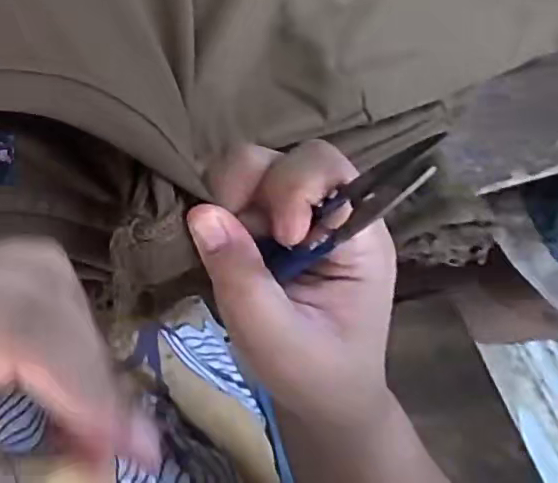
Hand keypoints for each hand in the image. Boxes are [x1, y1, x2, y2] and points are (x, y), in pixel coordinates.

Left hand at [0, 239, 158, 482]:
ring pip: (40, 268)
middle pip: (42, 286)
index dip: (87, 387)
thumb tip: (109, 464)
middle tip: (118, 442)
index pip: (24, 333)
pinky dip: (57, 318)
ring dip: (79, 335)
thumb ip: (22, 475)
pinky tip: (63, 375)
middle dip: (90, 361)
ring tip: (93, 411)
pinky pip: (21, 273)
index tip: (135, 449)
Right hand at [187, 142, 396, 424]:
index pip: (327, 167)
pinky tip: (222, 240)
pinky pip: (232, 183)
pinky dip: (217, 202)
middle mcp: (327, 208)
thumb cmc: (312, 373)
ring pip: (252, 163)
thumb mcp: (276, 339)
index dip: (295, 187)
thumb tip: (200, 212)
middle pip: (284, 156)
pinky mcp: (264, 213)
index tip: (283, 239)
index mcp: (357, 233)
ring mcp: (293, 207)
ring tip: (228, 244)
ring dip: (228, 194)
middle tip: (238, 237)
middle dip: (251, 187)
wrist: (316, 400)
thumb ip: (242, 279)